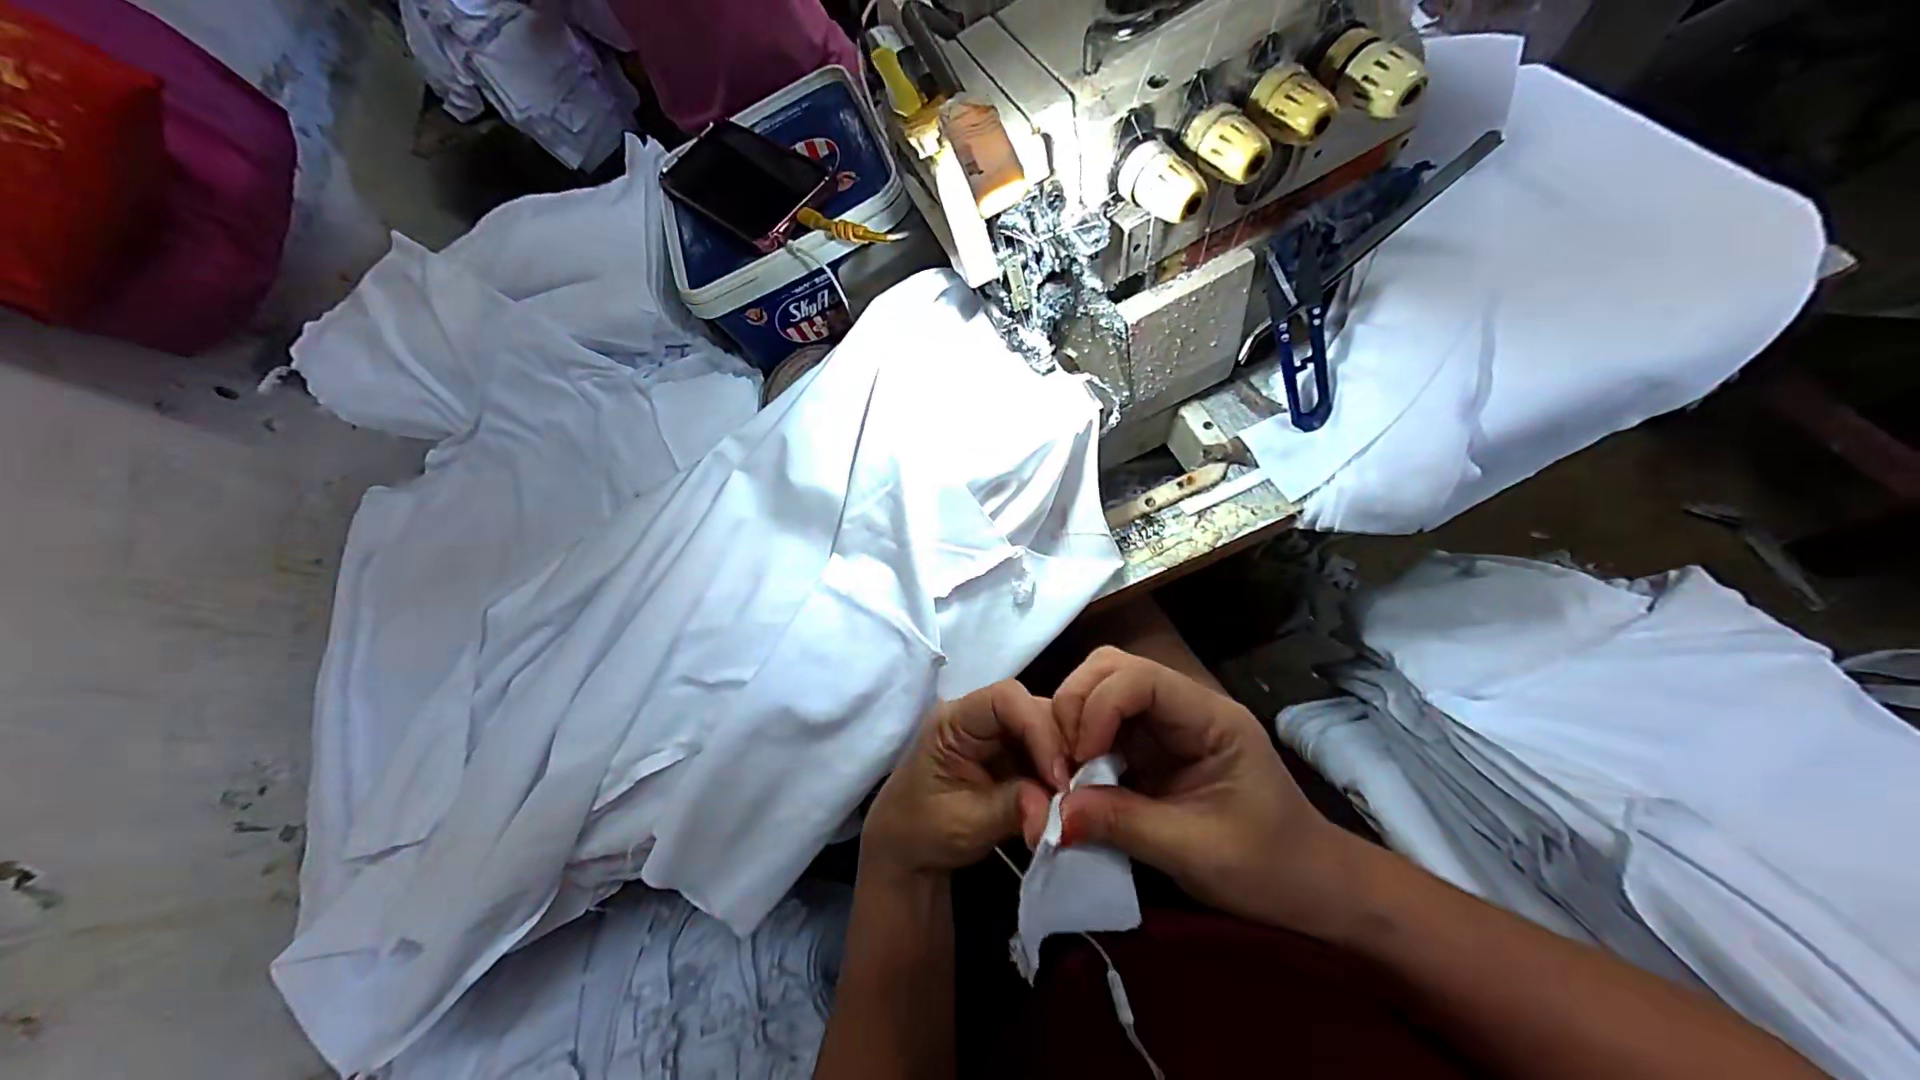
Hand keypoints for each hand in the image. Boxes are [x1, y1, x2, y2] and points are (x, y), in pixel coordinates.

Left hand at [862, 680, 1069, 878]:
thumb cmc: (923, 831)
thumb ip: (1013, 808)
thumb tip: (1058, 803)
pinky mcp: (1011, 752)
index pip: (1005, 699)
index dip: (1038, 728)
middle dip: (1058, 746)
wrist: (907, 851)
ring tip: (1074, 795)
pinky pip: (1046, 750)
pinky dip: (1059, 771)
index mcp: (953, 721)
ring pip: (1045, 727)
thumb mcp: (966, 824)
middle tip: (1076, 789)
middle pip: (1031, 708)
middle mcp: (977, 716)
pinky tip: (1066, 795)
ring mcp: (996, 733)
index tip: (1057, 776)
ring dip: (1064, 760)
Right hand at [1052, 646, 1362, 937]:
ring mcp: (1165, 725)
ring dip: (1072, 724)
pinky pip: (1101, 727)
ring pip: (1100, 690)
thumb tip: (1056, 811)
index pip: (1140, 678)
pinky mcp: (1150, 748)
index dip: (1098, 707)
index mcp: (1211, 718)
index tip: (1080, 759)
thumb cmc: (1268, 869)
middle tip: (1064, 761)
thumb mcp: (1196, 852)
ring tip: (1067, 772)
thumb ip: (1123, 823)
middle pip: (1111, 668)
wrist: (1309, 891)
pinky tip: (1076, 780)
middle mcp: (1185, 707)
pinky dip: (1078, 746)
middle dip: (1076, 705)